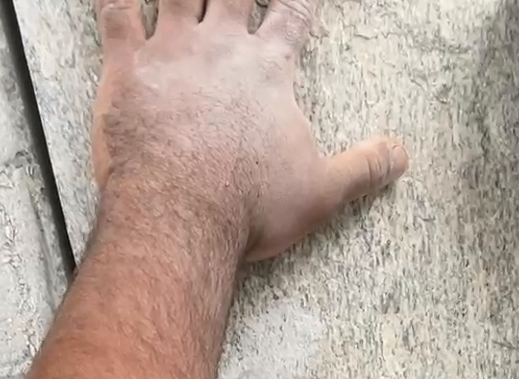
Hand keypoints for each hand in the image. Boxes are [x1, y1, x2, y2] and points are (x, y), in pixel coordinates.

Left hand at [93, 0, 408, 260]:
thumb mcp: (322, 193)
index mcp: (269, 71)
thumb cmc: (251, 206)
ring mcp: (170, 51)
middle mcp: (220, 47)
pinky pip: (114, 10)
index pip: (293, 15)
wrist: (183, 216)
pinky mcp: (125, 68)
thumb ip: (363, 168)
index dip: (300, 0)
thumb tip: (403, 155)